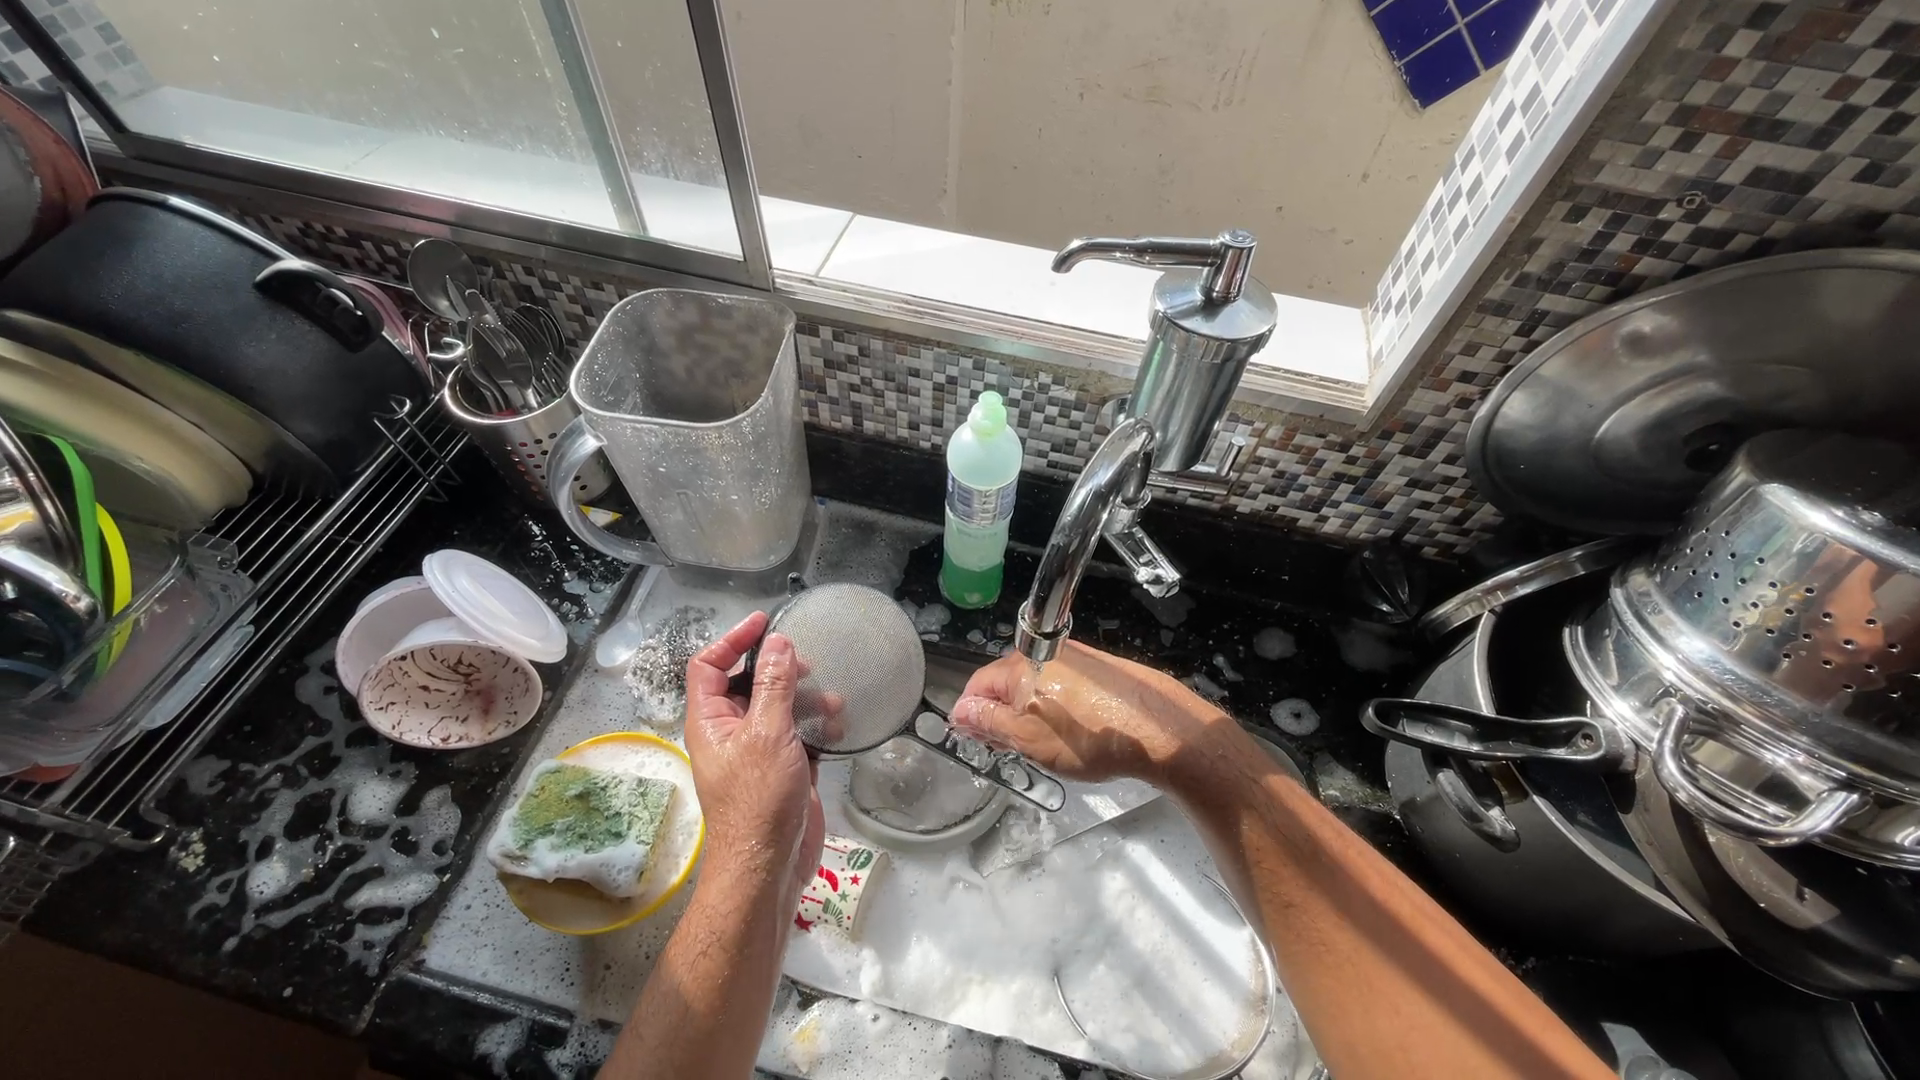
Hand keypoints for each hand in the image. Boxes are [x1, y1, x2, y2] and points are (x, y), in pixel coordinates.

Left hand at [683, 612, 825, 898]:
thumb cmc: (758, 799)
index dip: (733, 640)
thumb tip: (777, 642)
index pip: (709, 666)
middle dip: (779, 670)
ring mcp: (757, 750)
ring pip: (778, 708)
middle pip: (748, 683)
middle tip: (807, 665)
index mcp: (710, 720)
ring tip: (832, 703)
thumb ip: (773, 685)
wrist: (768, 866)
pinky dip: (817, 726)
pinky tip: (837, 728)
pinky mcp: (784, 767)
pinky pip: (798, 733)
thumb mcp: (766, 734)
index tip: (764, 623)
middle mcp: (730, 730)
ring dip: (805, 700)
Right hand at [949, 641, 1246, 786]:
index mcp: (1020, 666)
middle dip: (1004, 717)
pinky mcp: (1098, 669)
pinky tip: (1076, 733)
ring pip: (1035, 687)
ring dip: (1032, 714)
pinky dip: (1060, 709)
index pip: (977, 686)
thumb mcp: (1028, 739)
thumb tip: (960, 712)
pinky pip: (1063, 687)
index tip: (979, 742)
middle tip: (1016, 751)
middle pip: (1005, 685)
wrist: (1158, 730)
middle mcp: (1043, 654)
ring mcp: (1073, 658)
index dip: (972, 717)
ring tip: (1050, 746)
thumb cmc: (1090, 738)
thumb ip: (990, 722)